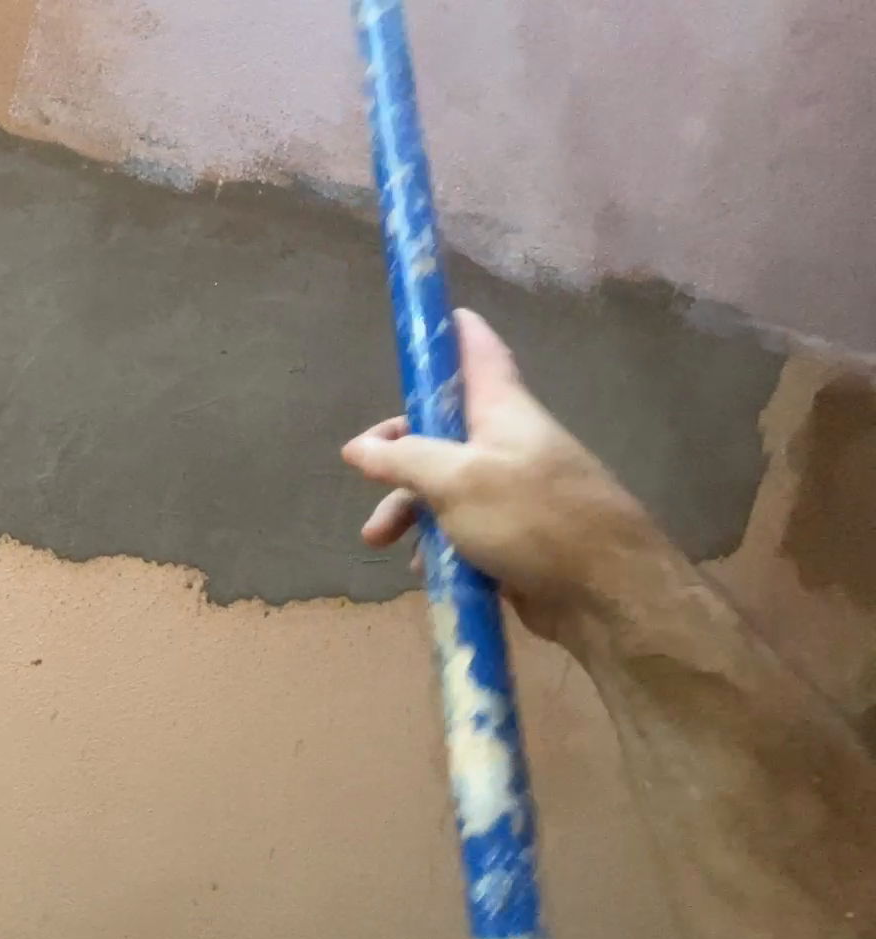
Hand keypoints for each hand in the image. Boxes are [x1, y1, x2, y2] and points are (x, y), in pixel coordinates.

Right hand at [341, 309, 666, 639]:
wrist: (608, 595)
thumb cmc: (533, 520)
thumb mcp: (456, 480)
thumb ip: (402, 459)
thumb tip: (357, 448)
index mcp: (504, 415)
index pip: (480, 358)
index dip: (458, 336)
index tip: (439, 315)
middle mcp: (507, 445)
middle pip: (439, 431)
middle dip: (395, 454)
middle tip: (365, 472)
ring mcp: (509, 490)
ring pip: (439, 485)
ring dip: (404, 509)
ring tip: (379, 540)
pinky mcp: (509, 532)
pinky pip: (455, 525)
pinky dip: (431, 540)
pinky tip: (421, 565)